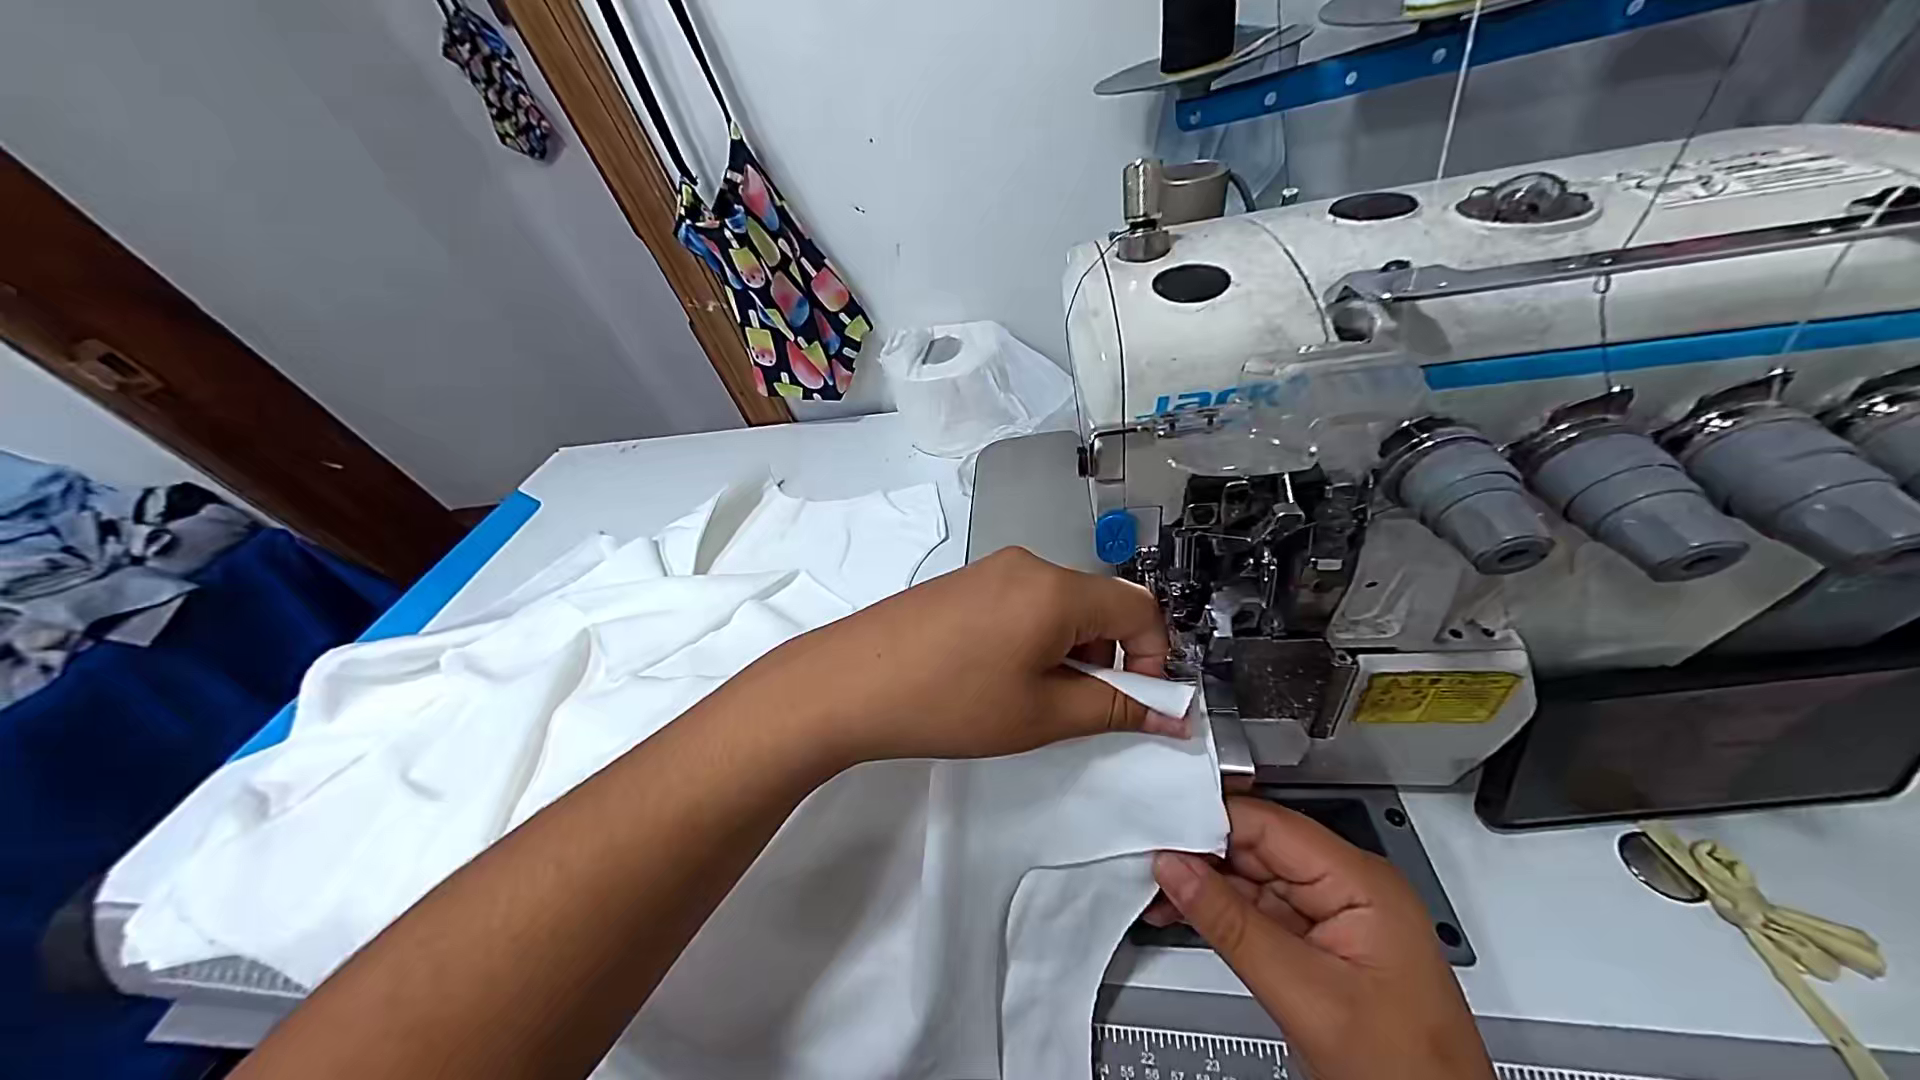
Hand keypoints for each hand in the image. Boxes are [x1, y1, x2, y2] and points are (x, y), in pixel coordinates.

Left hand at [739, 546, 1187, 762]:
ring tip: (1032, 696)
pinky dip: (1035, 636)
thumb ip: (1115, 707)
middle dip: (1108, 655)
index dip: (1155, 656)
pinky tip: (998, 674)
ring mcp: (991, 569)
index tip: (1138, 701)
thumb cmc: (950, 702)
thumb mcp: (1041, 714)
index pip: (1140, 607)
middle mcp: (1028, 564)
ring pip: (1060, 604)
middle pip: (1099, 603)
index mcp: (1055, 588)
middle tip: (1078, 705)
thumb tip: (1171, 710)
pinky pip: (1024, 602)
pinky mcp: (965, 582)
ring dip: (1070, 648)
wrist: (846, 684)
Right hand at [1148, 798, 1493, 1079]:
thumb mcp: (1304, 994)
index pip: (1268, 824)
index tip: (1161, 832)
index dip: (1210, 822)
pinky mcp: (1315, 937)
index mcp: (1360, 882)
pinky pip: (1255, 906)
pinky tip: (1184, 913)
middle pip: (1256, 845)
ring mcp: (1330, 912)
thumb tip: (1177, 868)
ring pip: (1250, 875)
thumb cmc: (1408, 1073)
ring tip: (1159, 893)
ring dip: (1203, 884)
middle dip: (1200, 854)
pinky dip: (1218, 910)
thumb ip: (1231, 924)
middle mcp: (1347, 885)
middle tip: (1152, 863)